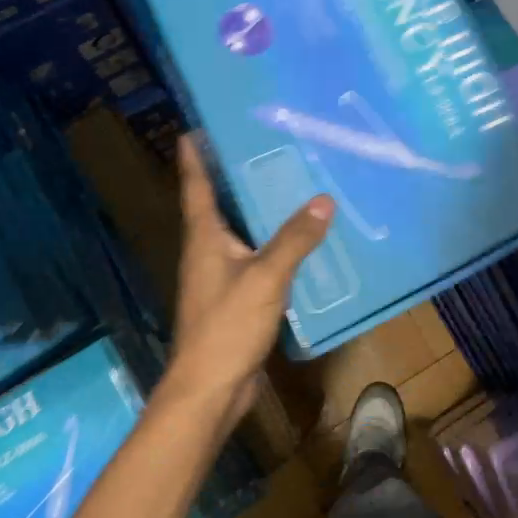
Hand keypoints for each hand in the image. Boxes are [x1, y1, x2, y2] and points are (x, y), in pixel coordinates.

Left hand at [163, 135, 333, 423]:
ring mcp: (217, 278)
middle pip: (216, 206)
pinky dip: (268, 245)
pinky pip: (251, 260)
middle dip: (231, 178)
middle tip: (259, 147)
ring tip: (284, 187)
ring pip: (236, 234)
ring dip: (253, 212)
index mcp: (204, 238)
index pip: (196, 187)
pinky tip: (295, 245)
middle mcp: (206, 252)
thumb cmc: (227, 326)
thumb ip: (294, 240)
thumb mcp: (266, 278)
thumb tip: (323, 200)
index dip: (194, 158)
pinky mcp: (232, 300)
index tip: (194, 128)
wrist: (209, 389)